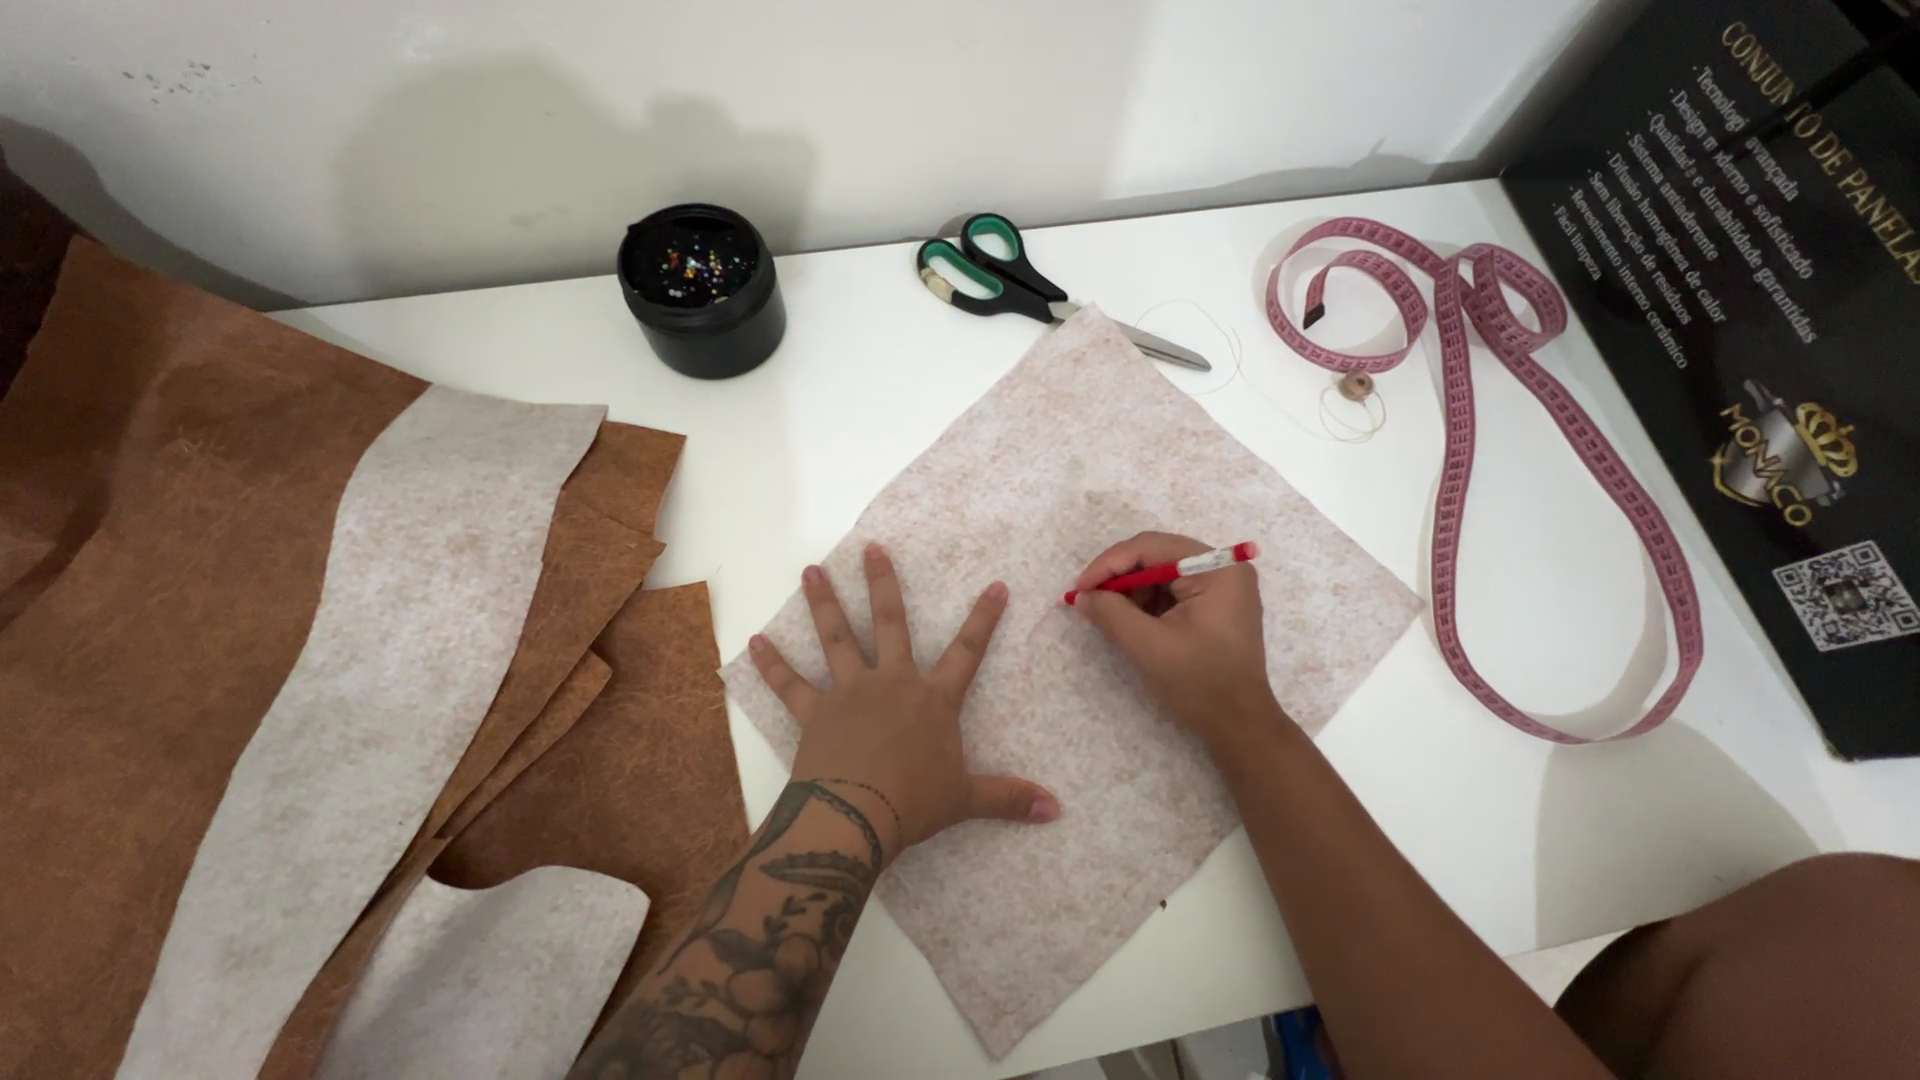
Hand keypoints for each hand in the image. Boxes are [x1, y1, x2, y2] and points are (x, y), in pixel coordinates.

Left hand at [749, 543, 1060, 863]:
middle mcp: (892, 682)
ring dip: (824, 602)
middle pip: (890, 622)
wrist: (855, 816)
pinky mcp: (813, 713)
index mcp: (933, 699)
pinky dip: (771, 664)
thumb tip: (1056, 810)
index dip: (984, 617)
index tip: (996, 585)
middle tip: (871, 547)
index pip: (968, 650)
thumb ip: (1008, 798)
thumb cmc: (914, 803)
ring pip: (836, 637)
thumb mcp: (966, 799)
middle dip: (882, 582)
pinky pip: (789, 684)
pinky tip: (753, 642)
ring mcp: (849, 692)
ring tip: (810, 570)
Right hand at [1072, 531, 1281, 746]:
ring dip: (1131, 590)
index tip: (1079, 589)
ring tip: (1108, 615)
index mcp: (1216, 569)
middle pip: (1157, 555)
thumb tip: (1081, 595)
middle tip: (1089, 599)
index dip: (1108, 564)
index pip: (1150, 547)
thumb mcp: (1147, 647)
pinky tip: (1131, 621)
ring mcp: (1224, 586)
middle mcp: (1224, 567)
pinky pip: (1174, 590)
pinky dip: (1148, 602)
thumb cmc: (1199, 684)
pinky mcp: (1218, 604)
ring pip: (1163, 572)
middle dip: (1119, 577)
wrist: (1240, 725)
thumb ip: (1111, 613)